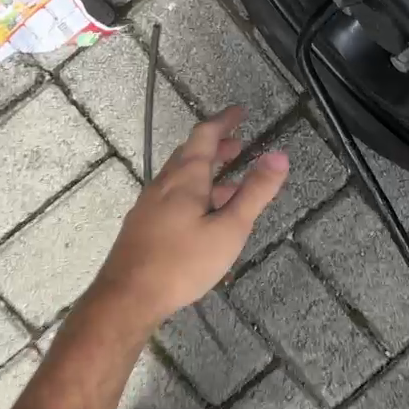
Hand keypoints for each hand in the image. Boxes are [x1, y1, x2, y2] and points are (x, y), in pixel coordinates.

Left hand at [89, 106, 289, 328]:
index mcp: (185, 179)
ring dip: (205, 172)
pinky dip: (193, 192)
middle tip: (239, 146)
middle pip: (189, 154)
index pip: (205, 136)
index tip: (240, 112)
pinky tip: (201, 215)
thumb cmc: (183, 262)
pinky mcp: (143, 225)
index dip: (224, 121)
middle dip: (216, 147)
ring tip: (228, 182)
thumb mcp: (229, 229)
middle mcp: (164, 184)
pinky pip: (172, 196)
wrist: (128, 296)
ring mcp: (149, 204)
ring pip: (180, 177)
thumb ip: (254, 193)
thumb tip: (279, 156)